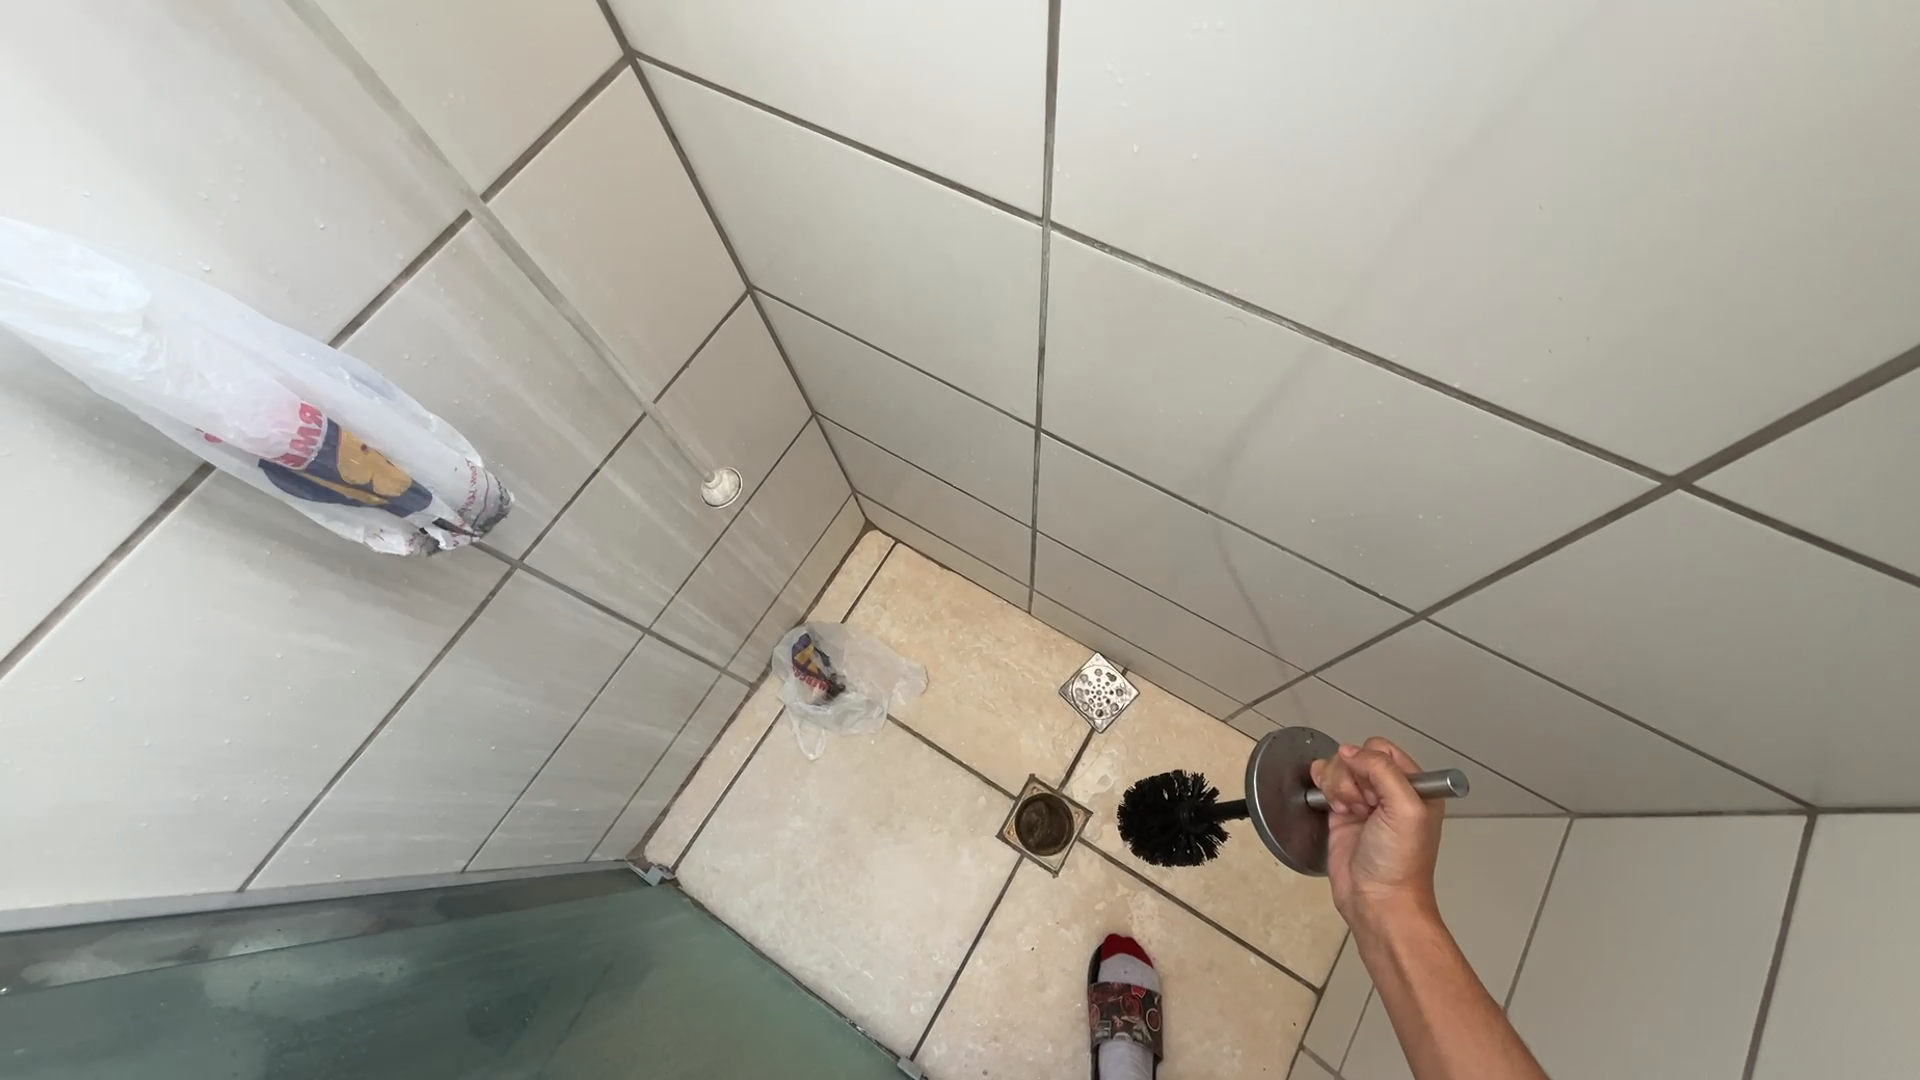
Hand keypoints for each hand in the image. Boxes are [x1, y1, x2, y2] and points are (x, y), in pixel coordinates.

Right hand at [1309, 737, 1444, 931]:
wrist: (1376, 899)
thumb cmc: (1399, 861)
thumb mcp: (1406, 810)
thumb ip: (1382, 770)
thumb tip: (1348, 752)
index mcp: (1414, 786)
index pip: (1381, 749)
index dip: (1369, 764)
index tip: (1373, 792)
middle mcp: (1388, 789)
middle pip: (1354, 756)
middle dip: (1350, 777)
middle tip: (1362, 807)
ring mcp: (1362, 799)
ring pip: (1336, 766)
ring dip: (1336, 785)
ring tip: (1349, 812)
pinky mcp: (1339, 810)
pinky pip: (1323, 780)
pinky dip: (1322, 788)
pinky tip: (1333, 808)